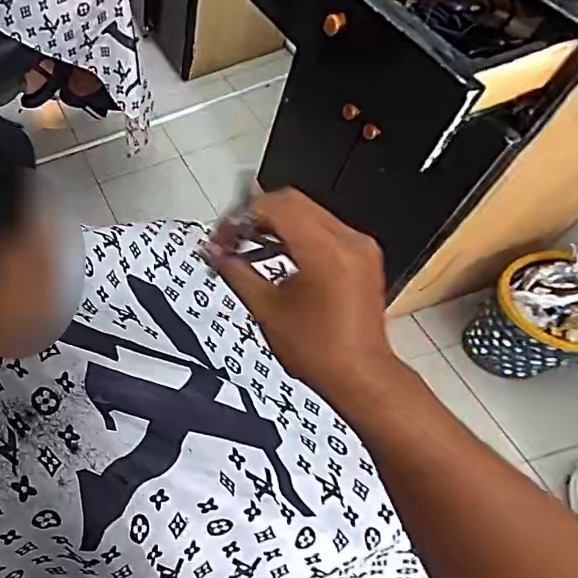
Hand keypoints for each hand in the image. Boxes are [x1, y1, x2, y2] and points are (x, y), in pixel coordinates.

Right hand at [203, 189, 405, 409]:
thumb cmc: (322, 354)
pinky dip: (297, 238)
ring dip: (275, 226)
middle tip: (232, 237)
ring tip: (249, 248)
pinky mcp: (362, 259)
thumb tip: (216, 254)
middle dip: (256, 217)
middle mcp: (349, 243)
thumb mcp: (266, 309)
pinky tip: (276, 257)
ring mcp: (359, 250)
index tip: (224, 234)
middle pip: (292, 203)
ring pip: (308, 214)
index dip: (241, 216)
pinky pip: (324, 231)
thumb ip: (236, 272)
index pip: (276, 206)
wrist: (358, 375)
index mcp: (325, 252)